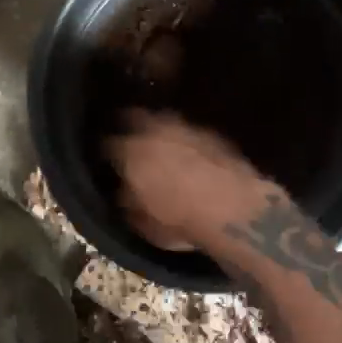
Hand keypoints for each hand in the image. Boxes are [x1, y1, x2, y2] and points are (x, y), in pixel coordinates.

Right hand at [107, 111, 279, 250]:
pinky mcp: (214, 134)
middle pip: (135, 118)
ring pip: (165, 121)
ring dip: (161, 131)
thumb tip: (124, 192)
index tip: (107, 160)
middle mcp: (156, 130)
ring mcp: (188, 128)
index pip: (107, 144)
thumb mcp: (142, 223)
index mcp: (130, 151)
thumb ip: (126, 201)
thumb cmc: (180, 222)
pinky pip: (191, 133)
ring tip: (162, 147)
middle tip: (132, 143)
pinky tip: (191, 156)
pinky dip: (187, 141)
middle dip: (131, 127)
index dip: (106, 152)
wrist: (235, 212)